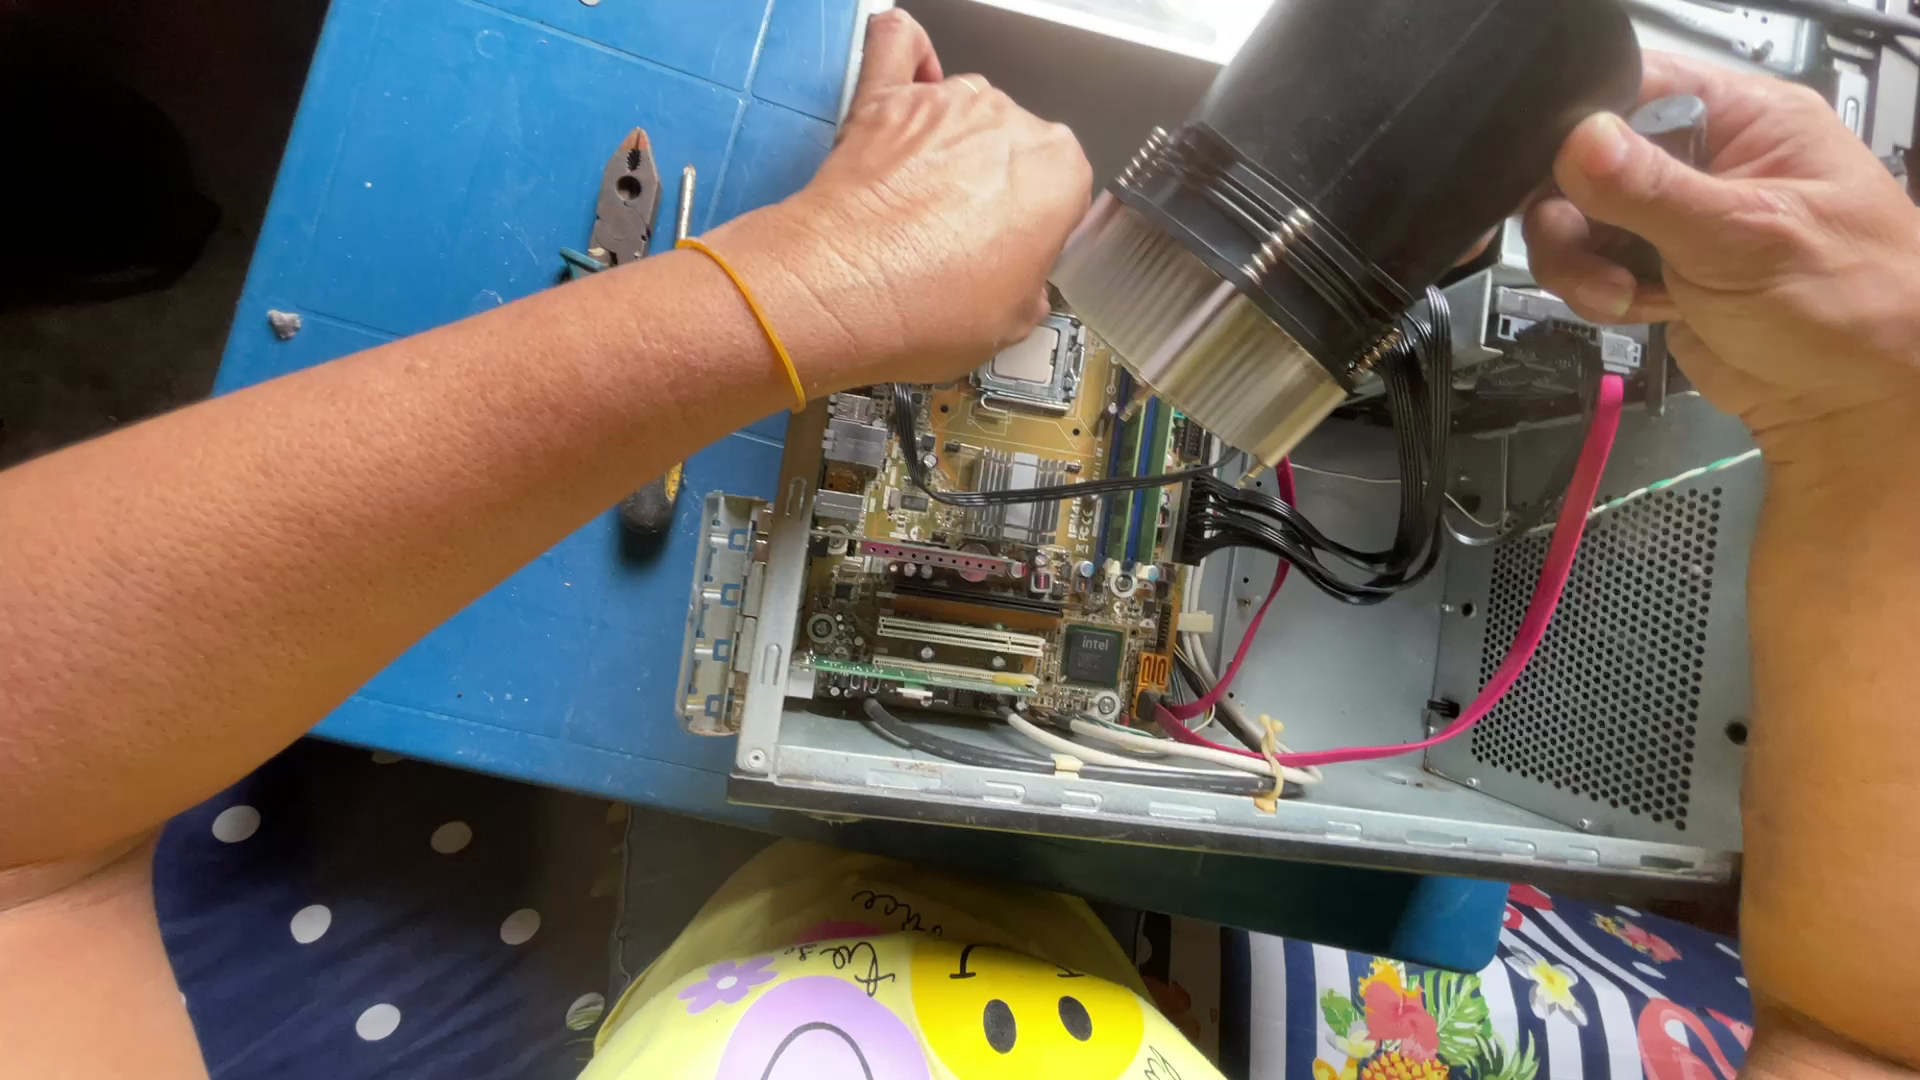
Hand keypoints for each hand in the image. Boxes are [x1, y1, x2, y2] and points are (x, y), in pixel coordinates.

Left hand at [714, 10, 1090, 388]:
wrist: (846, 295)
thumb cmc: (932, 310)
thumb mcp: (1013, 325)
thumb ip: (1031, 287)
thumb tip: (1019, 284)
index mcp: (1059, 172)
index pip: (1063, 192)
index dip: (1036, 230)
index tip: (1014, 258)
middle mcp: (1010, 121)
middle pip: (1014, 149)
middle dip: (996, 190)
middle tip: (964, 243)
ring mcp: (945, 101)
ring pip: (964, 114)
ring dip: (953, 150)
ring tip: (921, 206)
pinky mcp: (884, 96)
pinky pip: (900, 48)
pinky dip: (908, 63)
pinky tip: (908, 92)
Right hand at [1524, 52, 1919, 462]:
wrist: (1840, 392)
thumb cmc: (1836, 300)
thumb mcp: (1737, 236)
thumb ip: (1650, 190)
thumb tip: (1579, 140)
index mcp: (1742, 122)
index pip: (1634, 89)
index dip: (1578, 125)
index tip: (1552, 178)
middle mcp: (1696, 161)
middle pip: (1577, 170)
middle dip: (1571, 227)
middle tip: (1598, 262)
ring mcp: (1664, 217)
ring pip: (1569, 226)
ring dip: (1582, 272)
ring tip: (1629, 298)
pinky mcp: (1642, 264)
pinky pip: (1581, 268)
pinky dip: (1594, 295)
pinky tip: (1643, 308)